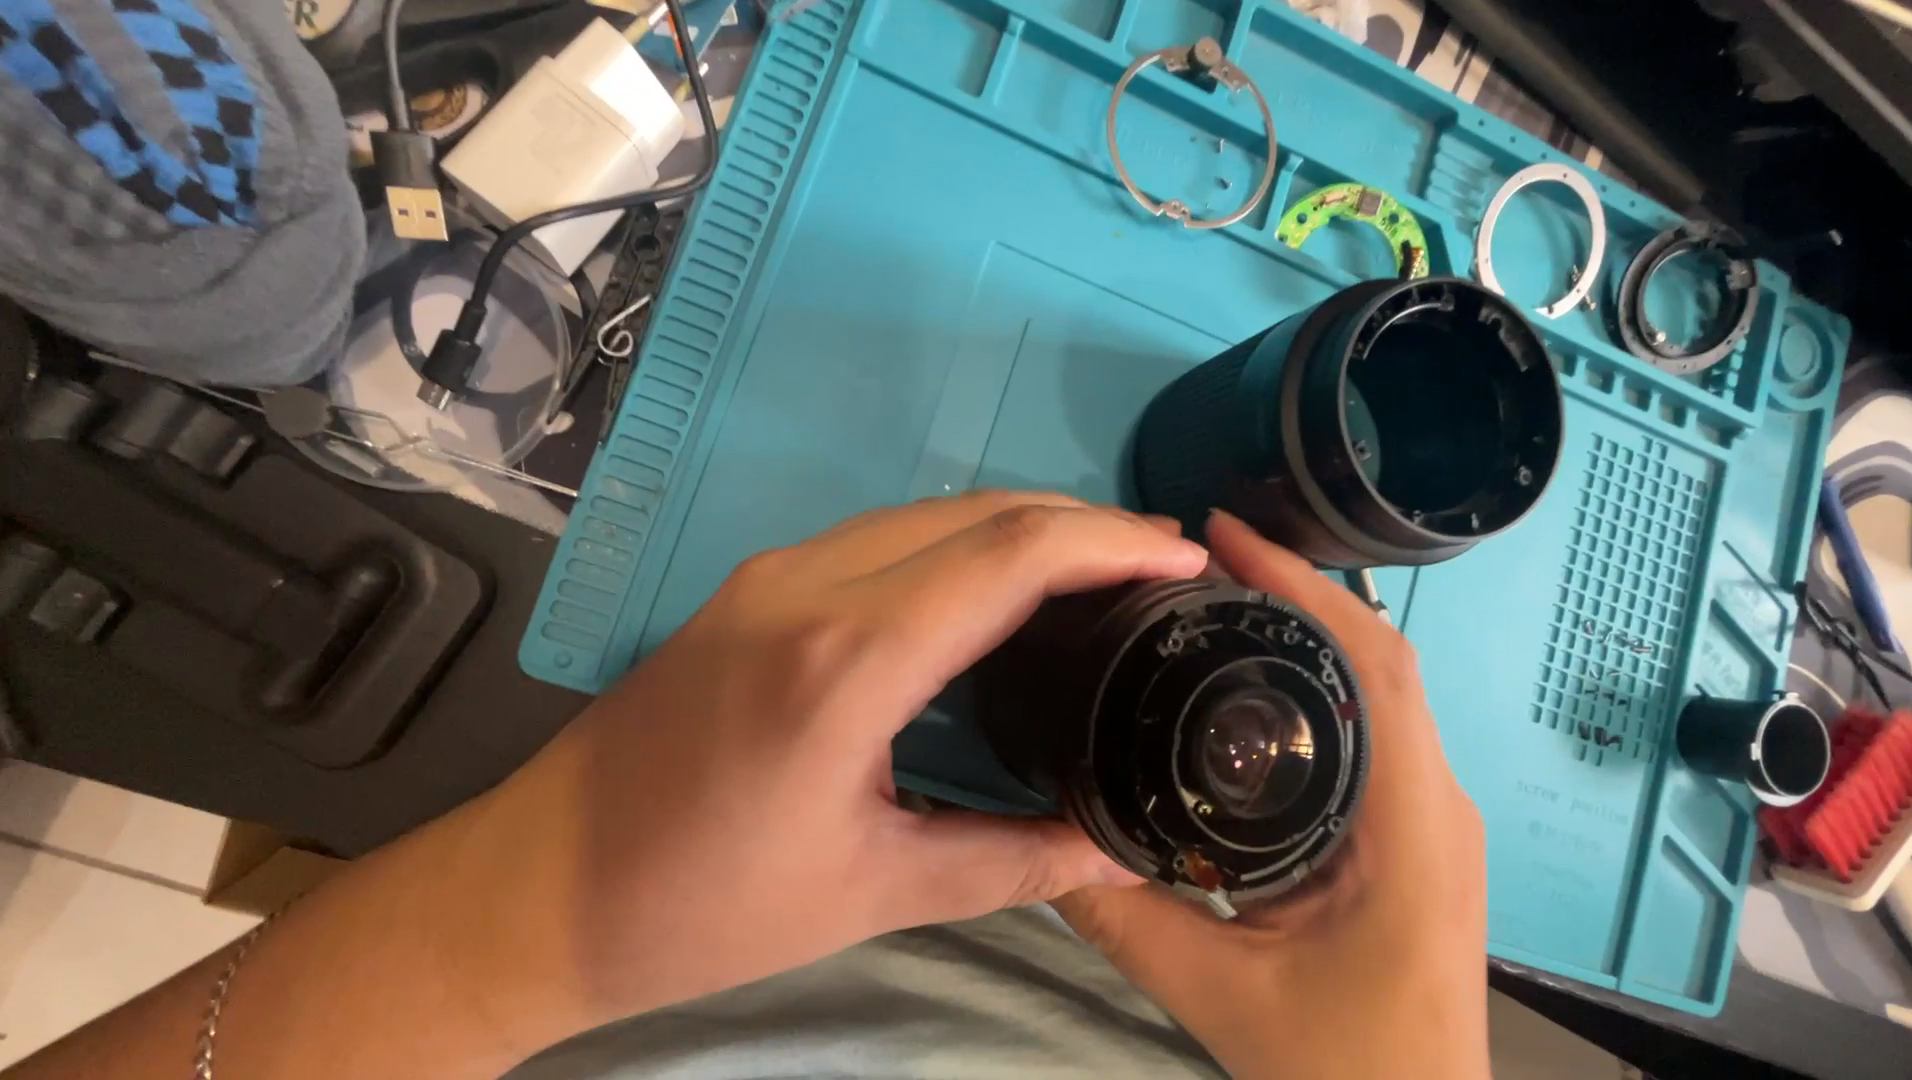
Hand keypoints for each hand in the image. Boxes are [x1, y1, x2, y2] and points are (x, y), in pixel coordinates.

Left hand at [435, 492, 1208, 1053]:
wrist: (537, 885)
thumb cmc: (701, 903)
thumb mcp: (870, 891)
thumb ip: (1009, 862)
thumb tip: (1115, 849)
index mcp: (848, 659)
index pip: (1008, 556)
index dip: (1109, 542)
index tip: (1181, 556)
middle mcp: (813, 583)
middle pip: (976, 512)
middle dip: (1078, 523)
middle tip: (1155, 563)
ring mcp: (777, 571)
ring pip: (930, 512)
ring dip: (1019, 526)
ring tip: (1096, 569)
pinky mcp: (757, 583)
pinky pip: (885, 536)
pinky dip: (961, 543)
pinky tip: (995, 585)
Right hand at [1053, 512, 1489, 1079]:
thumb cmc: (1343, 1066)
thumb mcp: (1216, 991)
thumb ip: (1120, 915)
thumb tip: (1040, 831)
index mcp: (1409, 821)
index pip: (1373, 665)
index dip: (1302, 586)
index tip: (1223, 536)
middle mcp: (1432, 797)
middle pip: (1373, 656)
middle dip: (1291, 589)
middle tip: (1196, 558)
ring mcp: (1426, 810)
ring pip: (1371, 685)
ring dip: (1301, 626)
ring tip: (1213, 595)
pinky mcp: (1405, 826)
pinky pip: (1362, 723)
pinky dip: (1309, 676)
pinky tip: (1245, 676)